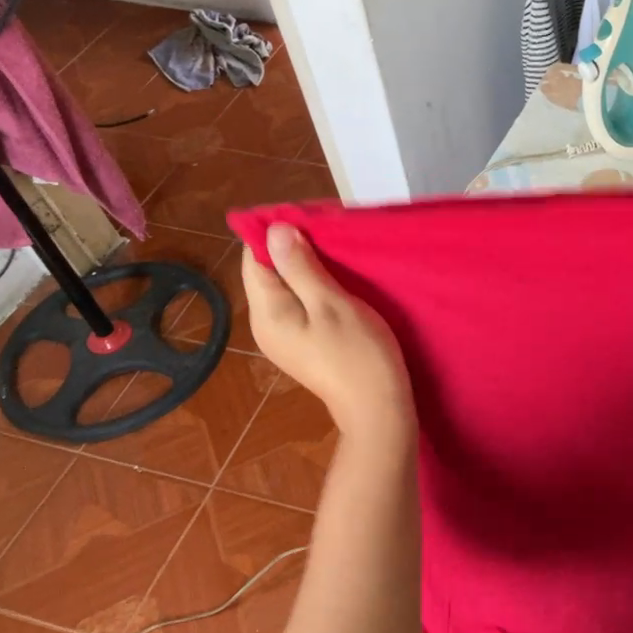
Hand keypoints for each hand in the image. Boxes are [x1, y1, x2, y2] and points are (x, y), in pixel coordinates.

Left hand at [240, 226, 413, 443]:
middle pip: (268, 273)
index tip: (310, 224)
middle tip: (331, 240)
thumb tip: (273, 230)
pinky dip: (314, 290)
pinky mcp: (301, 345)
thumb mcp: (331, 303)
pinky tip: (338, 289)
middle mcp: (264, 324)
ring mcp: (282, 338)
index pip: (255, 258)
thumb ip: (301, 267)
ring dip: (308, 271)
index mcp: (266, 312)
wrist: (377, 408)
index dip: (277, 235)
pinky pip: (298, 306)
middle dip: (294, 252)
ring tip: (338, 261)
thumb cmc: (357, 353)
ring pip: (285, 289)